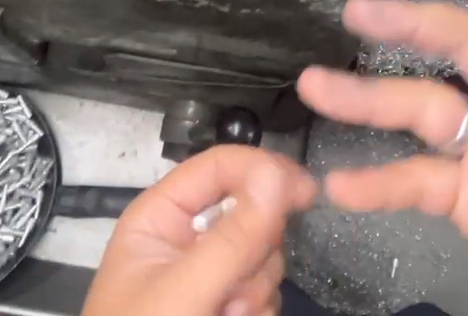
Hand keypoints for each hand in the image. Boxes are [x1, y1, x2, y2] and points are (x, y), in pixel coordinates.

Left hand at [83, 144, 316, 315]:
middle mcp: (184, 238)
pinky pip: (262, 291)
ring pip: (262, 254)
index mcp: (160, 217)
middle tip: (234, 292)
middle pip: (249, 211)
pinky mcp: (224, 306)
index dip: (263, 170)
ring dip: (253, 290)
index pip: (220, 166)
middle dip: (253, 253)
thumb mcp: (183, 296)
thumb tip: (278, 174)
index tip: (307, 192)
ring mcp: (205, 275)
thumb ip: (232, 238)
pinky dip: (255, 310)